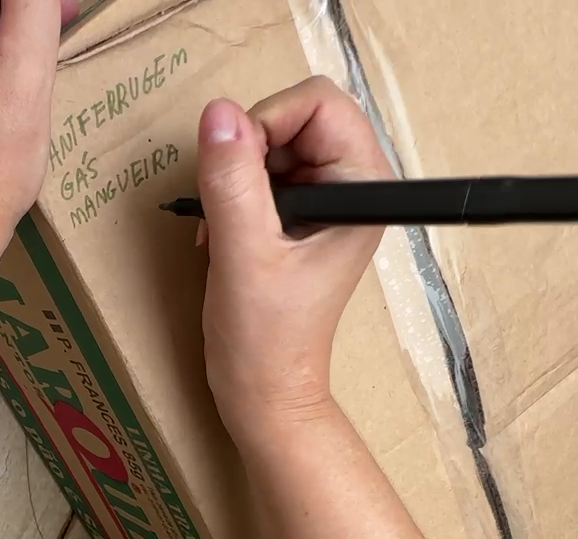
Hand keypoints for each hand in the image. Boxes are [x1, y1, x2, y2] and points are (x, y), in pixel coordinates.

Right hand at [197, 77, 393, 437]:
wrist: (263, 394)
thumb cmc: (263, 339)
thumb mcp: (242, 256)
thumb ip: (231, 183)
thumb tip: (215, 113)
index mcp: (362, 187)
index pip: (318, 104)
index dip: (263, 125)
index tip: (228, 176)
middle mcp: (351, 188)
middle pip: (294, 121)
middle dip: (245, 156)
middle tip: (221, 208)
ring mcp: (324, 208)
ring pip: (272, 150)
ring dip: (233, 183)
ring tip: (218, 232)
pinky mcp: (298, 226)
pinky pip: (261, 183)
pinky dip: (232, 202)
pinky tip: (219, 238)